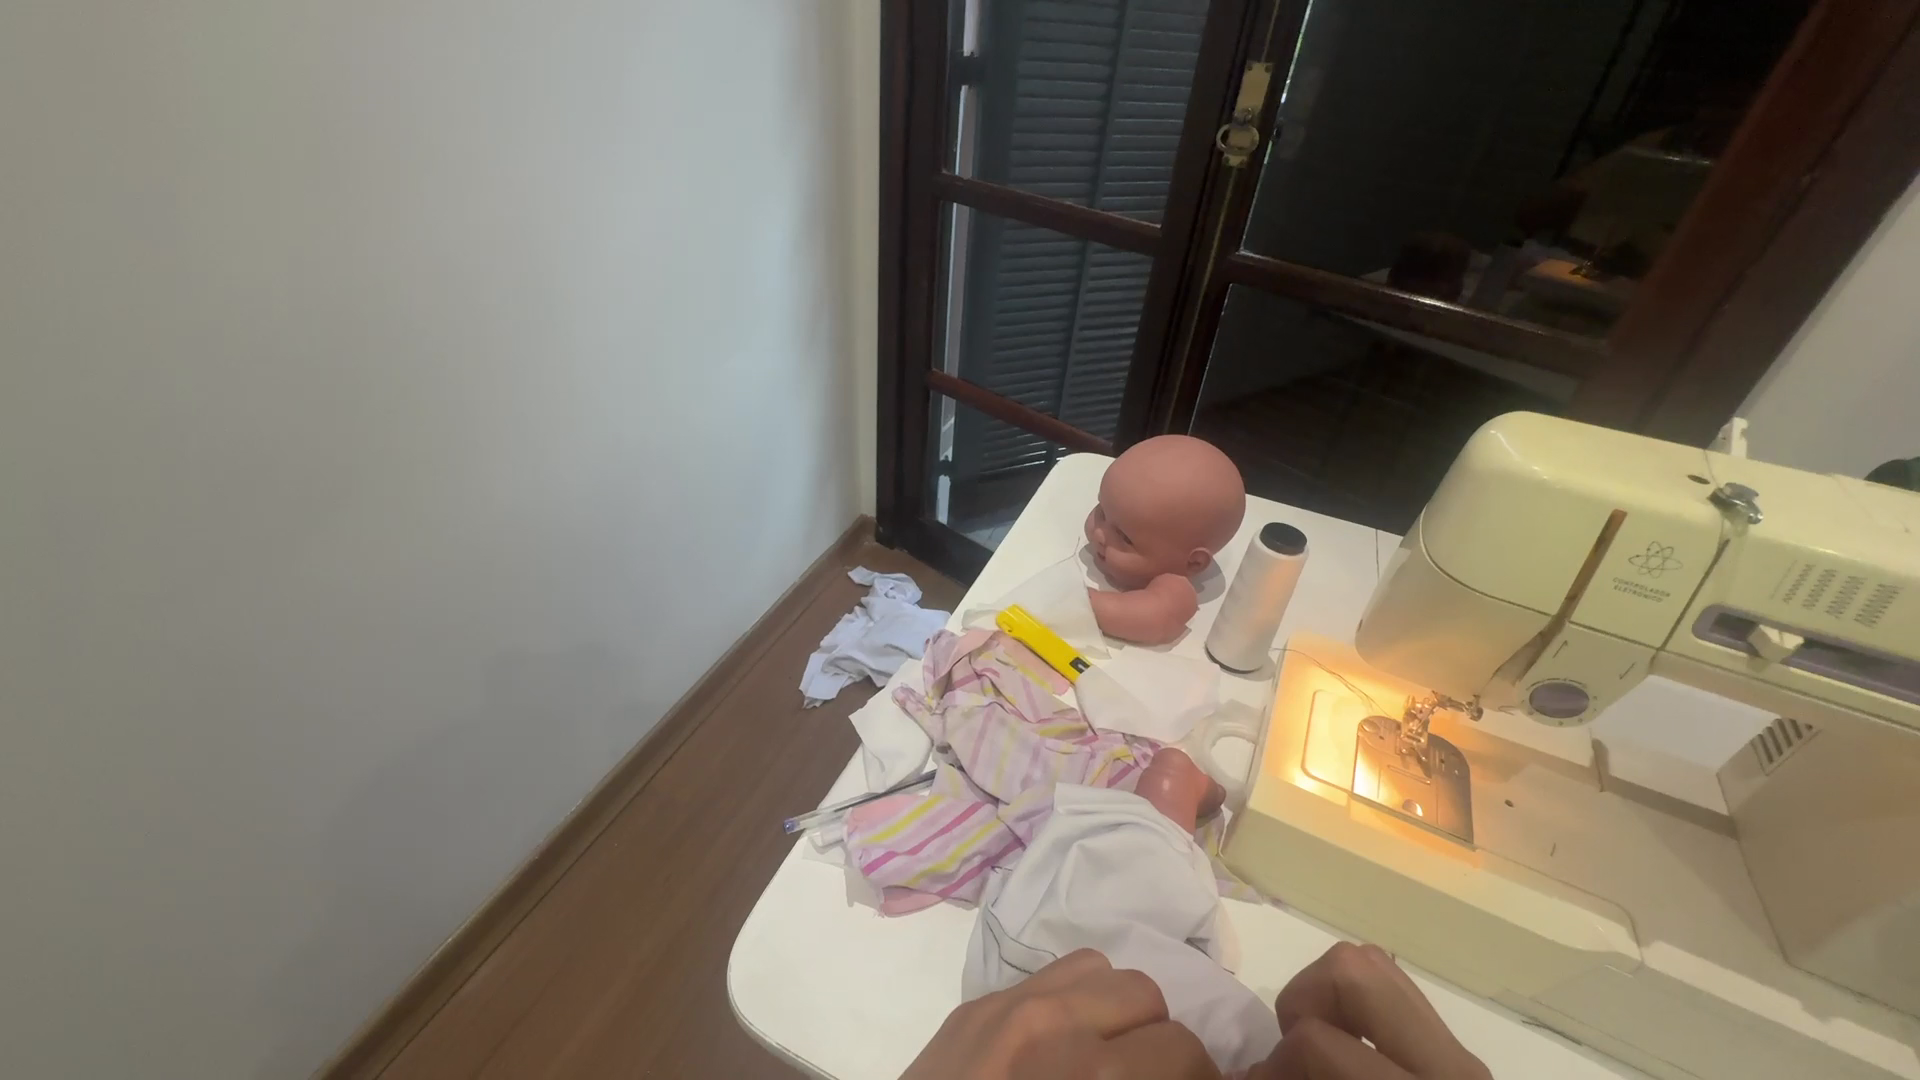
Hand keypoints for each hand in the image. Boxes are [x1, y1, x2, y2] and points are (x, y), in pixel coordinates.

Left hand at [901, 949, 1219, 1079]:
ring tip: (1104, 1050)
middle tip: (1148, 1077)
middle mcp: (1054, 1023)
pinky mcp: (977, 1002)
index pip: (1182, 1047)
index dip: (1200, 1076)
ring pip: (1097, 966)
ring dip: (1112, 1008)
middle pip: (1144, 991)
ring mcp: (1008, 1003)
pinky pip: (1046, 973)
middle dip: (1158, 1038)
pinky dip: (1068, 999)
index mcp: (1093, 1075)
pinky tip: (1058, 1039)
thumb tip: (1182, 1074)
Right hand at [1250, 943, 1490, 1078]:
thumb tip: (1246, 1077)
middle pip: (1353, 973)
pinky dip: (1357, 1008)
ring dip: (1327, 996)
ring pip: (1375, 966)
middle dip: (1302, 1001)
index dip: (1271, 1068)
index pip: (1320, 1045)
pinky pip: (1395, 994)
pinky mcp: (1460, 1058)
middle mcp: (1450, 1072)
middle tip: (1291, 1053)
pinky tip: (1350, 1055)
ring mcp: (1462, 1059)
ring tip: (1317, 1046)